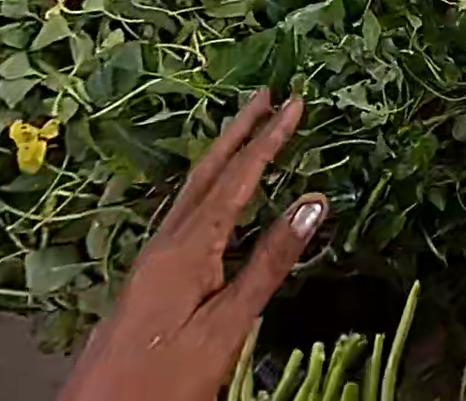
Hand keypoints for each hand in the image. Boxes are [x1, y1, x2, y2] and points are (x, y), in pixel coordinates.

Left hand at [58, 91, 327, 400]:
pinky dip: (210, 182)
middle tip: (266, 94)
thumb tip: (315, 201)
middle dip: (239, 129)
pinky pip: (187, 209)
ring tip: (247, 127)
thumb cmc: (162, 384)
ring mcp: (154, 260)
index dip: (269, 138)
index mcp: (188, 248)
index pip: (238, 178)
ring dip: (224, 152)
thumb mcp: (227, 327)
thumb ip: (270, 262)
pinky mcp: (150, 278)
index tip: (295, 102)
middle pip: (208, 171)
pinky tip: (216, 191)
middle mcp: (167, 242)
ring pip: (194, 188)